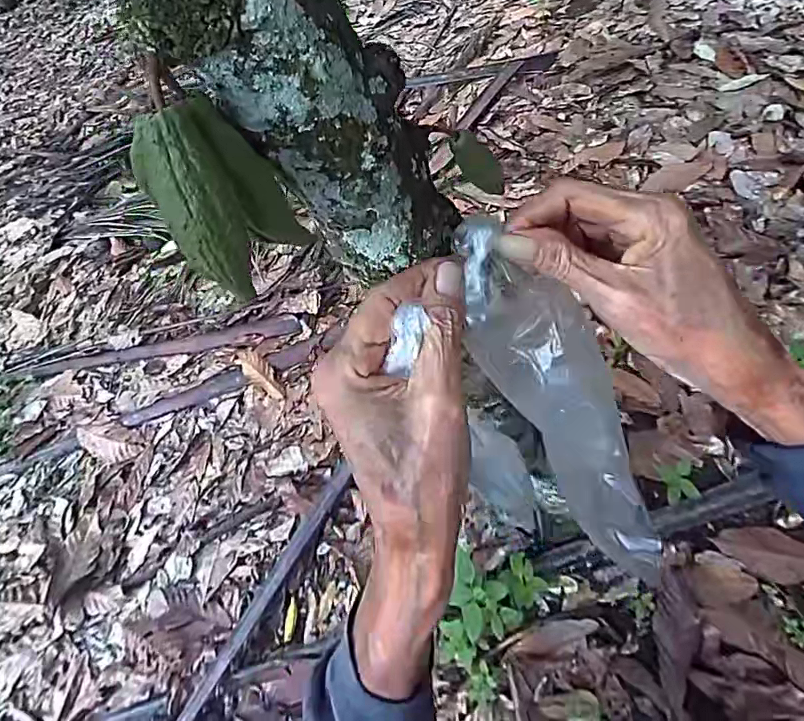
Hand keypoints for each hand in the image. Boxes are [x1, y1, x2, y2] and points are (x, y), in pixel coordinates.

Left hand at [312, 258, 467, 698]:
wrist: (417, 536)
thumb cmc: (426, 474)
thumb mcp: (438, 397)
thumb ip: (442, 332)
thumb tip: (449, 271)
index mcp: (340, 368)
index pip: (381, 302)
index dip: (421, 280)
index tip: (461, 266)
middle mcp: (334, 369)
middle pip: (384, 315)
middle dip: (425, 299)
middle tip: (468, 289)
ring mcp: (347, 384)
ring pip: (391, 332)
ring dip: (426, 320)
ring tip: (464, 309)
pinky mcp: (364, 395)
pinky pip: (393, 354)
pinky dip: (421, 344)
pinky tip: (449, 340)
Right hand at [499, 179, 803, 445]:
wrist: (740, 365)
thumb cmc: (684, 334)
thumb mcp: (615, 298)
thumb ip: (560, 263)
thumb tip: (508, 242)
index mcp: (649, 211)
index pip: (572, 192)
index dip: (532, 212)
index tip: (503, 242)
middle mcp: (650, 208)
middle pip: (579, 202)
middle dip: (542, 227)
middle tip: (511, 258)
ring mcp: (652, 226)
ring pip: (587, 221)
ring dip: (556, 241)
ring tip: (529, 267)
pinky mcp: (650, 246)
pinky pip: (602, 239)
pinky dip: (576, 253)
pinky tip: (558, 272)